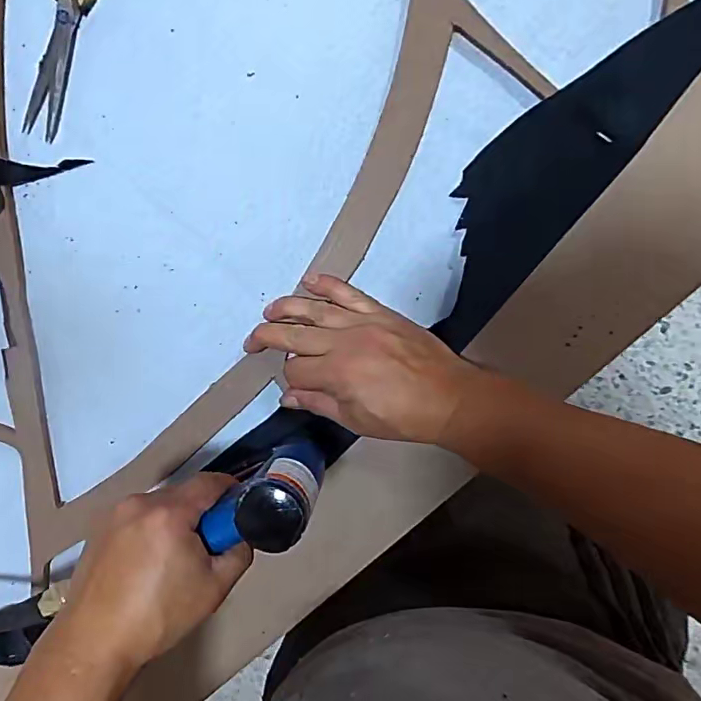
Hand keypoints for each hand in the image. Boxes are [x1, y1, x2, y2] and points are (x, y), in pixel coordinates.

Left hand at [57, 474, 253, 675]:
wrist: (95, 642)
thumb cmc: (151, 619)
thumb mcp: (214, 588)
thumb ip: (238, 552)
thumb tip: (240, 537)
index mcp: (167, 514)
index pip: (210, 482)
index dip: (231, 492)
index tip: (237, 511)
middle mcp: (138, 505)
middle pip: (184, 495)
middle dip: (202, 516)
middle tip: (209, 550)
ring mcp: (115, 516)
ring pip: (159, 508)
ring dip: (175, 526)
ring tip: (176, 567)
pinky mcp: (100, 531)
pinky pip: (137, 521)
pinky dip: (151, 535)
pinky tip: (151, 570)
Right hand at [244, 274, 483, 444]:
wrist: (448, 397)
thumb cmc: (403, 416)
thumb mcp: (356, 420)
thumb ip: (318, 404)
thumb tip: (288, 397)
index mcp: (337, 373)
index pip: (295, 371)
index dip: (289, 381)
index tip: (297, 388)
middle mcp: (344, 342)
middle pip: (292, 335)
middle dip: (266, 338)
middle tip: (252, 342)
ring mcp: (362, 323)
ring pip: (314, 309)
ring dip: (287, 308)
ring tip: (270, 311)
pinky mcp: (379, 313)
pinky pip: (348, 292)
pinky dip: (327, 283)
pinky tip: (309, 280)